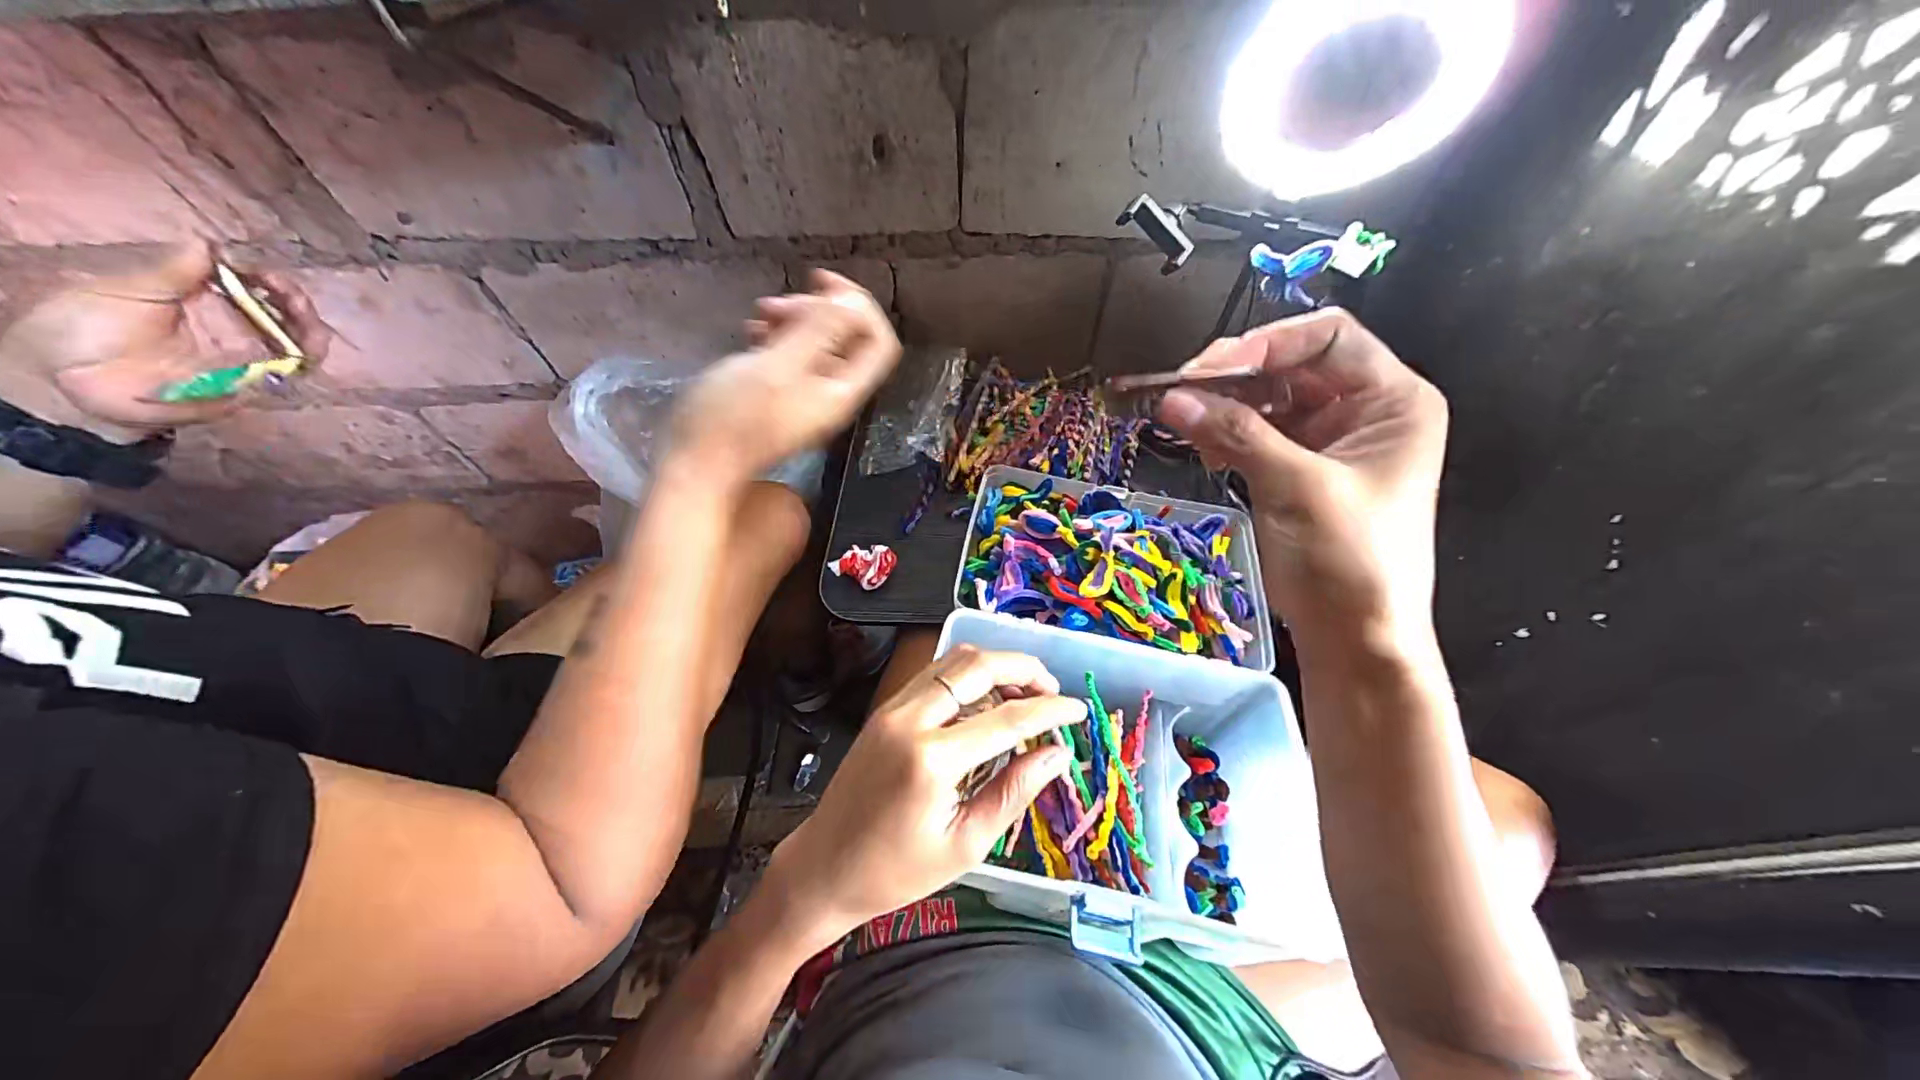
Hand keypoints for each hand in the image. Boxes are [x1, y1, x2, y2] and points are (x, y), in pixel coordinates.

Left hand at [0, 241, 328, 443]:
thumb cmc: (87, 329)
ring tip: (307, 328)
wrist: (69, 382)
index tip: (265, 276)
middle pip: (286, 315)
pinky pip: (287, 377)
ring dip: (311, 334)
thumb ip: (173, 272)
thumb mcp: (127, 291)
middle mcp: (231, 327)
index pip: (253, 284)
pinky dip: (303, 365)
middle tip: (294, 300)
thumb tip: (210, 243)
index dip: (268, 278)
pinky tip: (302, 355)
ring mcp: (242, 359)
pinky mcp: (246, 388)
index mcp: (205, 299)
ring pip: (298, 345)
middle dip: (299, 306)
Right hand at [674, 269, 899, 481]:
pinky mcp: (780, 399)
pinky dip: (779, 339)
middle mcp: (831, 396)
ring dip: (795, 321)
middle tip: (777, 304)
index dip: (859, 307)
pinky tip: (752, 333)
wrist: (697, 462)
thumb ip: (819, 332)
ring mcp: (806, 399)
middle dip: (819, 311)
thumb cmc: (733, 417)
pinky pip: (793, 361)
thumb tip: (851, 303)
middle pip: (848, 340)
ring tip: (760, 315)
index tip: (820, 284)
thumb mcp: (778, 365)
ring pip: (818, 347)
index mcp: (841, 391)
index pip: (879, 342)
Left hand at [764, 645, 1083, 933]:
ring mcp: (892, 709)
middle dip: (1024, 667)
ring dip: (995, 666)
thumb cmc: (894, 872)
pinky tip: (987, 701)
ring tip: (1025, 694)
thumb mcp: (965, 845)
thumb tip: (1057, 755)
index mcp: (931, 760)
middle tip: (1052, 690)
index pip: (1006, 718)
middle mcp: (909, 720)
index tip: (1078, 710)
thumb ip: (1014, 792)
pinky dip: (968, 675)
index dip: (1050, 710)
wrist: (824, 867)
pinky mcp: (885, 710)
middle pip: (976, 665)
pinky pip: (933, 674)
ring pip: (953, 660)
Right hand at [1155, 307, 1447, 633]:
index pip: (1328, 338)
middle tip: (1179, 392)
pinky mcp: (1301, 469)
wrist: (1355, 638)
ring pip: (1269, 400)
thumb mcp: (1294, 488)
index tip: (1205, 369)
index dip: (1265, 344)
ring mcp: (1331, 441)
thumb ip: (1234, 434)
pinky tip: (1197, 441)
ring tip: (1180, 417)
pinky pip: (1258, 433)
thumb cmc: (1348, 561)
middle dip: (1234, 376)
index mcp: (1393, 401)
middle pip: (1292, 366)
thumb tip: (1171, 398)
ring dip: (1223, 405)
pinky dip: (1226, 432)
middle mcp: (1365, 411)